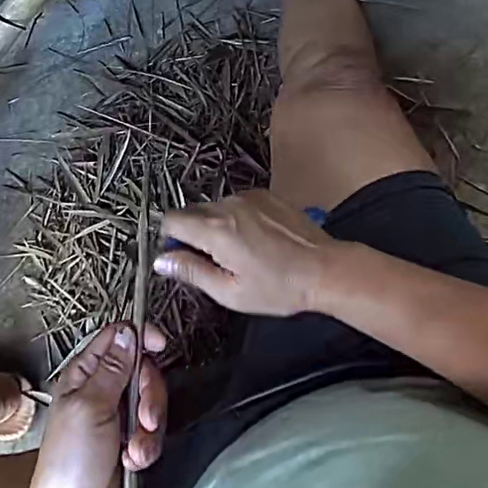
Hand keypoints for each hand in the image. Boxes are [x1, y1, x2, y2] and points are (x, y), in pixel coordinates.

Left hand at [24, 322, 167, 487]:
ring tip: (134, 448)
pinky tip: (132, 461)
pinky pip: (153, 429)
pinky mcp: (131, 438)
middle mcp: (102, 389)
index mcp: (85, 373)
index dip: (140, 336)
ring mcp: (117, 414)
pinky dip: (147, 446)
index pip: (117, 337)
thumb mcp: (90, 407)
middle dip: (150, 393)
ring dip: (149, 427)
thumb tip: (127, 333)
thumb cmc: (68, 463)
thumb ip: (113, 369)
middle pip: (142, 369)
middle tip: (143, 417)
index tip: (160, 343)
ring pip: (151, 399)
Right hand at [155, 190, 350, 316]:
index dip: (170, 239)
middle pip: (192, 213)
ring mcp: (248, 197)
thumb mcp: (229, 292)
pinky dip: (238, 218)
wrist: (324, 269)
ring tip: (241, 252)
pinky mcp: (264, 195)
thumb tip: (163, 261)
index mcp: (216, 230)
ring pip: (215, 208)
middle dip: (194, 234)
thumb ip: (191, 271)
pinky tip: (256, 240)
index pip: (171, 220)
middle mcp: (229, 206)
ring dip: (217, 226)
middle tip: (214, 261)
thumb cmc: (280, 286)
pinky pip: (236, 203)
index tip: (180, 255)